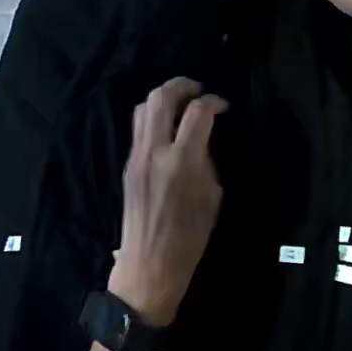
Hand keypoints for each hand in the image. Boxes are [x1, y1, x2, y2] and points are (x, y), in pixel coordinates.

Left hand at [110, 77, 227, 326]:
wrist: (149, 265)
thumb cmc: (190, 236)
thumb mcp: (212, 196)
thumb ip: (207, 159)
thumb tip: (204, 137)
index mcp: (182, 161)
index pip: (198, 112)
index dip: (214, 101)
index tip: (224, 106)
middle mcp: (155, 151)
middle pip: (161, 98)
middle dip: (182, 86)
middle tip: (198, 90)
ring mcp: (136, 157)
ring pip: (143, 108)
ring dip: (164, 98)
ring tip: (181, 104)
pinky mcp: (128, 165)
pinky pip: (139, 129)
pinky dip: (154, 118)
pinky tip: (168, 128)